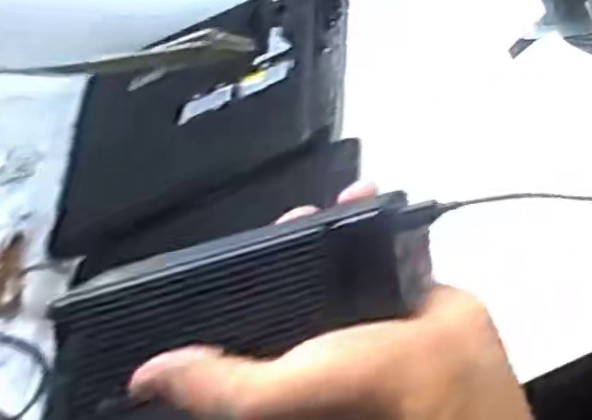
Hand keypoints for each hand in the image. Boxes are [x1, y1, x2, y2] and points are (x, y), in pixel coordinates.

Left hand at [129, 184, 530, 419]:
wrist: (443, 365)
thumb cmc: (357, 387)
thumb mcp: (270, 395)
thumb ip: (215, 383)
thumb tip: (147, 375)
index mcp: (287, 370)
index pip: (252, 323)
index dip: (247, 284)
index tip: (247, 252)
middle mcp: (327, 338)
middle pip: (305, 280)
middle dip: (302, 244)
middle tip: (301, 216)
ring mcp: (372, 311)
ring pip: (350, 258)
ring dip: (346, 224)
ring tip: (345, 197)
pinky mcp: (409, 285)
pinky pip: (394, 244)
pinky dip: (389, 220)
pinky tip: (377, 197)